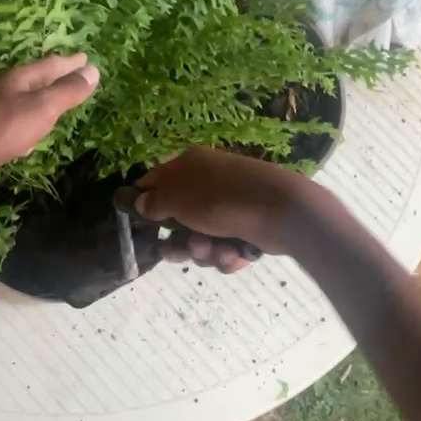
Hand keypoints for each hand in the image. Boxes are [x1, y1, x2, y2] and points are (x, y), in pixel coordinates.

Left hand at [0, 54, 99, 189]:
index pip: (51, 65)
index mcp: (21, 79)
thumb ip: (67, 91)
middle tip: (72, 74)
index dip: (70, 63)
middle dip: (56, 78)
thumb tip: (92, 70)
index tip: (85, 57)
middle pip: (37, 80)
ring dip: (42, 101)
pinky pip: (15, 124)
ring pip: (25, 101)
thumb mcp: (42, 108)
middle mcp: (6, 89)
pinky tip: (30, 138)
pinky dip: (28, 125)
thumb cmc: (2, 128)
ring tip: (55, 103)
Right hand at [134, 146, 316, 267]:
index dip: (143, 205)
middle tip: (184, 250)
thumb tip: (138, 201)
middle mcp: (207, 184)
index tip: (140, 227)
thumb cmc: (221, 199)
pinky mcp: (247, 228)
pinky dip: (226, 255)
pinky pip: (223, 248)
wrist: (282, 212)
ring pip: (200, 239)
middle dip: (179, 242)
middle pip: (177, 220)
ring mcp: (229, 207)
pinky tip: (234, 253)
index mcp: (189, 166)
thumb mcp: (176, 198)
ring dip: (203, 251)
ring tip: (216, 249)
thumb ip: (152, 201)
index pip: (153, 183)